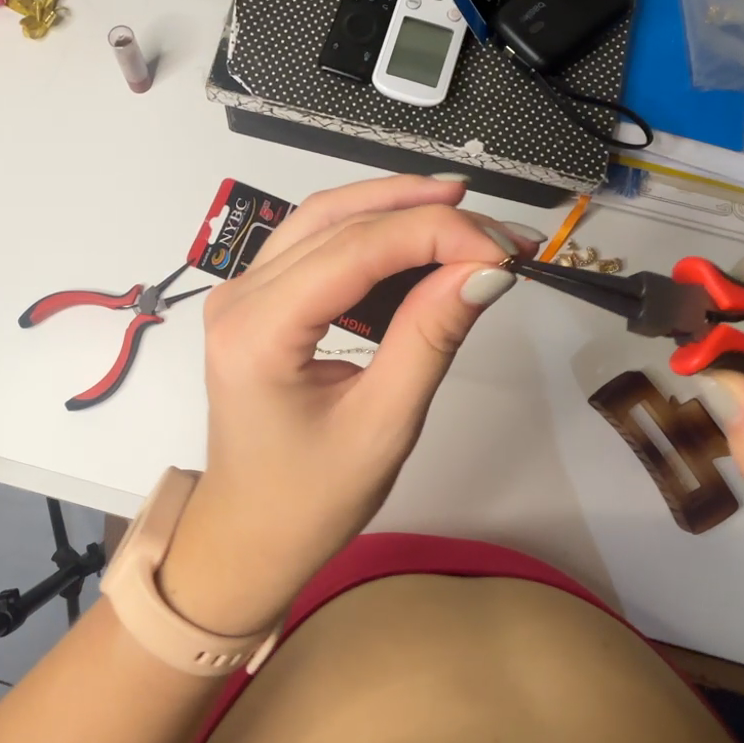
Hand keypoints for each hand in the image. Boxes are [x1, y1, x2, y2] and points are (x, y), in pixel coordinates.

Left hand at [157, 175, 540, 635]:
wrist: (248, 533)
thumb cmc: (311, 499)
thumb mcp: (383, 425)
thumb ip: (429, 337)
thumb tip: (486, 271)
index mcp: (258, 332)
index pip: (355, 250)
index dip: (435, 234)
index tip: (505, 250)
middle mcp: (238, 297)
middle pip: (337, 220)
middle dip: (423, 214)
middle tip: (499, 232)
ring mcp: (240, 293)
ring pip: (323, 218)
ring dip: (395, 209)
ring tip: (467, 219)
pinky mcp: (255, 299)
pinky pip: (313, 242)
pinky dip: (369, 230)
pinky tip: (416, 235)